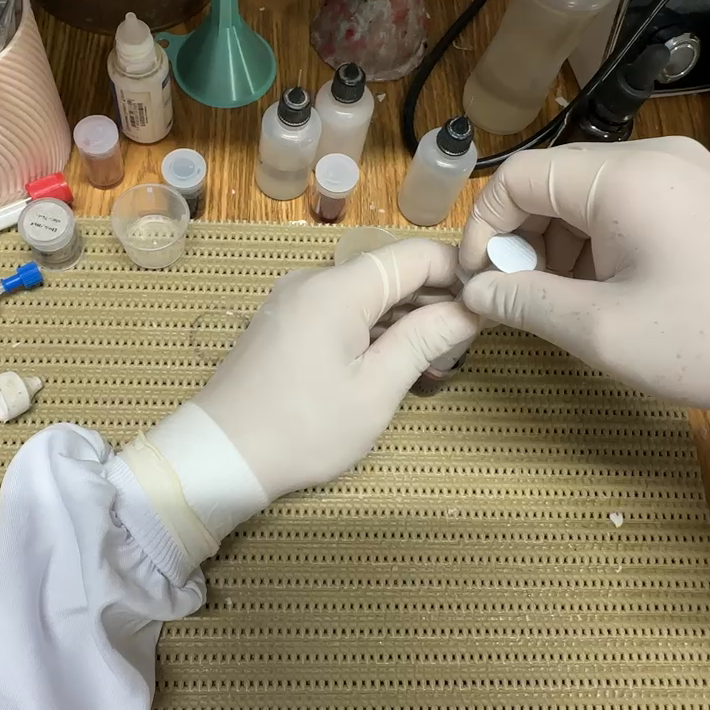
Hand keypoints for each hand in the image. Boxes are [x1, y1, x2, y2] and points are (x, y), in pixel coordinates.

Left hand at [120, 239, 477, 560]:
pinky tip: (388, 362)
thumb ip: (424, 340)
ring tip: (433, 363)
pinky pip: (337, 311)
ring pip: (364, 295)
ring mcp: (292, 299)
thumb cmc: (304, 428)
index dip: (458, 272)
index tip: (490, 302)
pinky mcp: (282, 321)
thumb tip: (470, 308)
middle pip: (388, 274)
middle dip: (432, 301)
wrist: (219, 454)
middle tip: (464, 345)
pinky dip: (368, 329)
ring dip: (401, 320)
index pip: (415, 255)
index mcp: (339, 288)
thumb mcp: (375, 390)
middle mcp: (313, 280)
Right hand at [457, 138, 709, 424]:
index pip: (517, 177)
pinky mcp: (702, 198)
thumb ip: (524, 304)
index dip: (482, 228)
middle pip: (551, 183)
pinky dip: (596, 248)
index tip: (480, 284)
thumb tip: (473, 292)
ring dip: (557, 248)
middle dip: (520, 241)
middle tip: (521, 301)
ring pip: (585, 198)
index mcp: (623, 177)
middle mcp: (652, 158)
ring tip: (567, 305)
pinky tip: (608, 293)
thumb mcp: (603, 331)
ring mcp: (683, 175)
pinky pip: (623, 210)